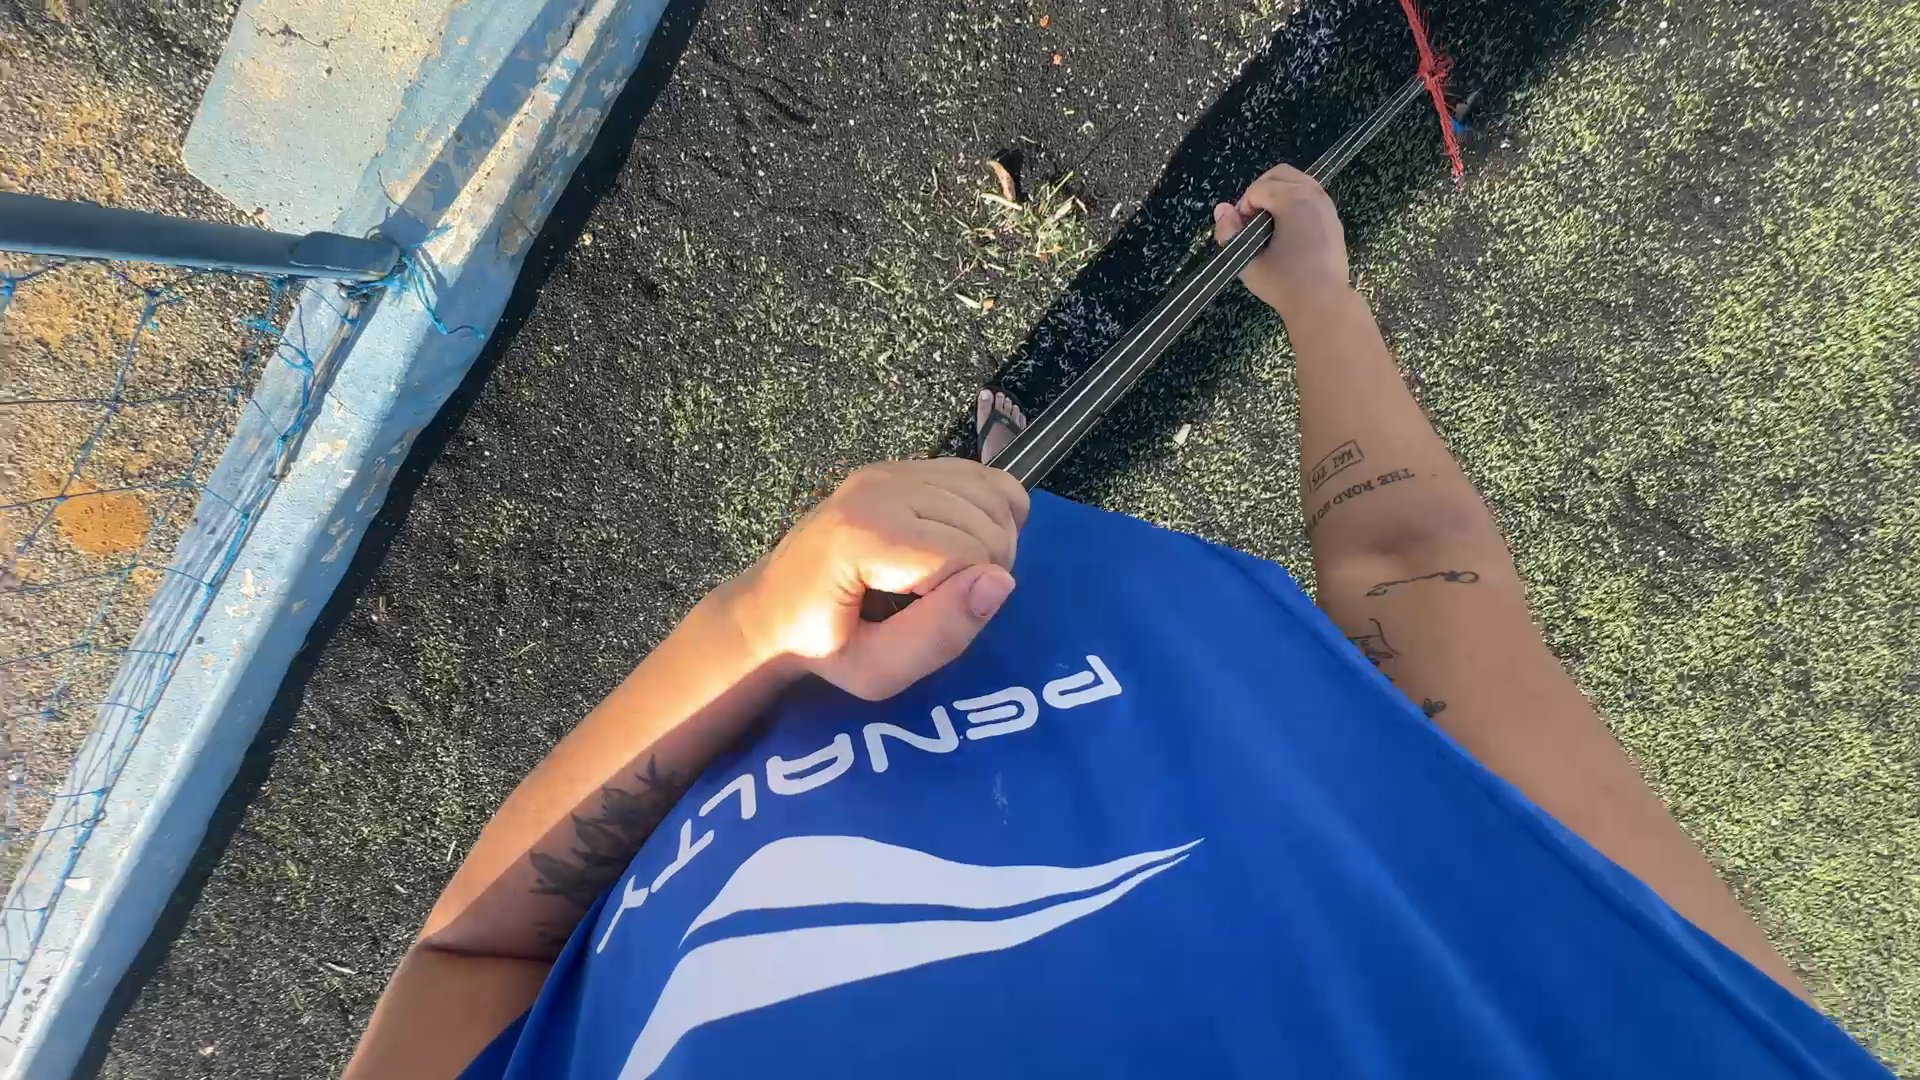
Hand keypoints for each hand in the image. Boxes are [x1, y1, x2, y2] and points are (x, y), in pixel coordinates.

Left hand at [726, 459, 1028, 699]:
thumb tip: (1001, 583)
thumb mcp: (877, 670)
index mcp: (862, 535)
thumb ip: (939, 635)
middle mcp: (880, 486)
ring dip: (996, 541)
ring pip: (993, 495)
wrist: (775, 607)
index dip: (969, 599)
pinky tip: (967, 543)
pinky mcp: (905, 466)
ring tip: (957, 575)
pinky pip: (983, 478)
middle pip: (986, 522)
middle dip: (988, 570)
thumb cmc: (823, 648)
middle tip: (948, 603)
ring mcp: (892, 469)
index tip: (936, 622)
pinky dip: (994, 512)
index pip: (967, 554)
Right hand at [1212, 164, 1349, 316]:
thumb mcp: (1247, 261)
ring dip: (1276, 196)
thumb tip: (1221, 209)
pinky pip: (1308, 195)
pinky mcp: (1331, 216)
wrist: (1322, 301)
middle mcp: (1313, 194)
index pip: (1258, 188)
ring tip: (1266, 227)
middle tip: (1250, 222)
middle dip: (1259, 192)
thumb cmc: (1283, 283)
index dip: (1242, 208)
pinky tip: (1285, 233)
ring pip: (1296, 181)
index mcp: (1293, 201)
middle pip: (1279, 174)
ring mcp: (1326, 204)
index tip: (1241, 232)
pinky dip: (1292, 203)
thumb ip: (1230, 233)